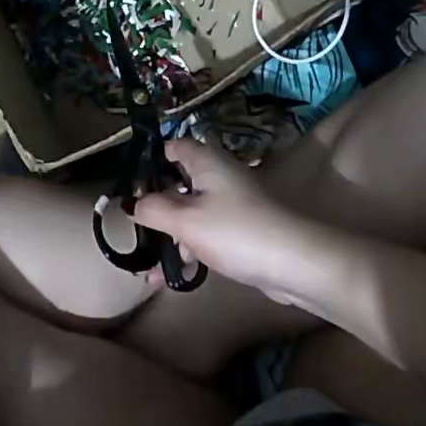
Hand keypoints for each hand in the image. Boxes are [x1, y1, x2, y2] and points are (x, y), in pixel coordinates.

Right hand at [132, 138, 328, 306]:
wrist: (297, 264)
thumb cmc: (236, 232)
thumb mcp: (185, 220)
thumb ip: (152, 209)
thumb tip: (131, 203)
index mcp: (205, 161)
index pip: (173, 146)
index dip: (150, 161)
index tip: (129, 185)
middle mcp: (218, 176)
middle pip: (178, 182)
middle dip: (154, 206)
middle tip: (133, 229)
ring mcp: (231, 204)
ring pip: (190, 212)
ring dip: (169, 236)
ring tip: (146, 267)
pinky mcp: (241, 231)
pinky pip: (205, 235)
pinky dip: (188, 251)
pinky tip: (169, 279)